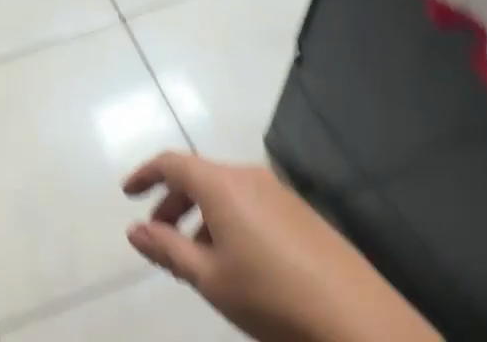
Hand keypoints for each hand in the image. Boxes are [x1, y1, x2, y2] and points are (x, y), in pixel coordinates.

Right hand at [123, 152, 439, 341]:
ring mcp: (280, 194)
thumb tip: (134, 229)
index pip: (172, 163)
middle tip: (159, 238)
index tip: (127, 194)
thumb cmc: (272, 296)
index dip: (145, 174)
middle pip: (199, 177)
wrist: (359, 322)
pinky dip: (229, 222)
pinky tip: (235, 263)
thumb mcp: (209, 279)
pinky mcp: (302, 214)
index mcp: (222, 185)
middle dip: (173, 203)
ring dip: (201, 217)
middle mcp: (249, 177)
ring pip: (226, 193)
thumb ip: (167, 250)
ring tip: (196, 261)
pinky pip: (251, 205)